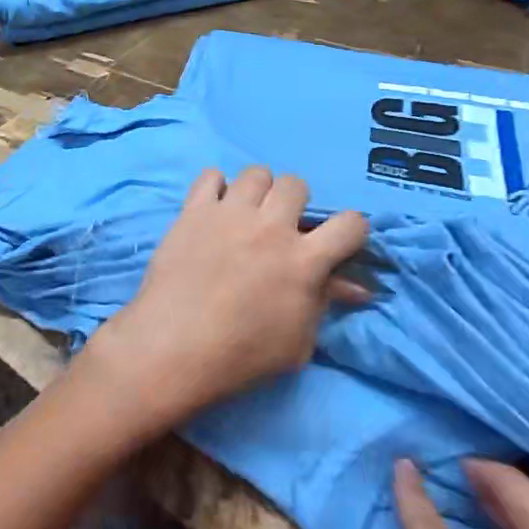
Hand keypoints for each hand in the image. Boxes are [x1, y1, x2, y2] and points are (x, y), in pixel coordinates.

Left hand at [75, 166, 370, 435]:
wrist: (174, 345)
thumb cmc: (241, 354)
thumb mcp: (297, 341)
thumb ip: (323, 304)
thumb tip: (354, 287)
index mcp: (304, 260)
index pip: (351, 223)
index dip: (351, 231)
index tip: (338, 242)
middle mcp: (269, 227)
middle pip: (296, 184)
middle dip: (296, 202)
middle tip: (281, 226)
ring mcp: (228, 215)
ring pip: (255, 173)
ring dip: (258, 190)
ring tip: (247, 213)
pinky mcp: (192, 212)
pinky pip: (209, 177)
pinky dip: (215, 186)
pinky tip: (213, 208)